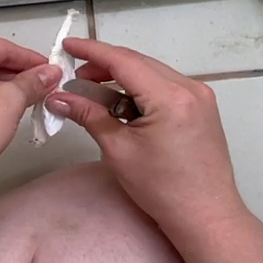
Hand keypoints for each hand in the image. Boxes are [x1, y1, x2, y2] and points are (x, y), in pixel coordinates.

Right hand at [43, 38, 247, 234]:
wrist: (206, 216)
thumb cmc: (161, 188)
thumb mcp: (118, 150)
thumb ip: (89, 116)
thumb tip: (57, 98)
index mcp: (170, 97)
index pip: (123, 61)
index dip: (92, 51)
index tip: (67, 46)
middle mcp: (190, 88)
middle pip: (138, 62)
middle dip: (104, 65)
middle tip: (74, 76)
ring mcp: (199, 97)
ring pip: (151, 72)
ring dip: (121, 77)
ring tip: (93, 90)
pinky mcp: (201, 108)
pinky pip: (164, 85)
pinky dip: (139, 88)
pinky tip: (121, 103)